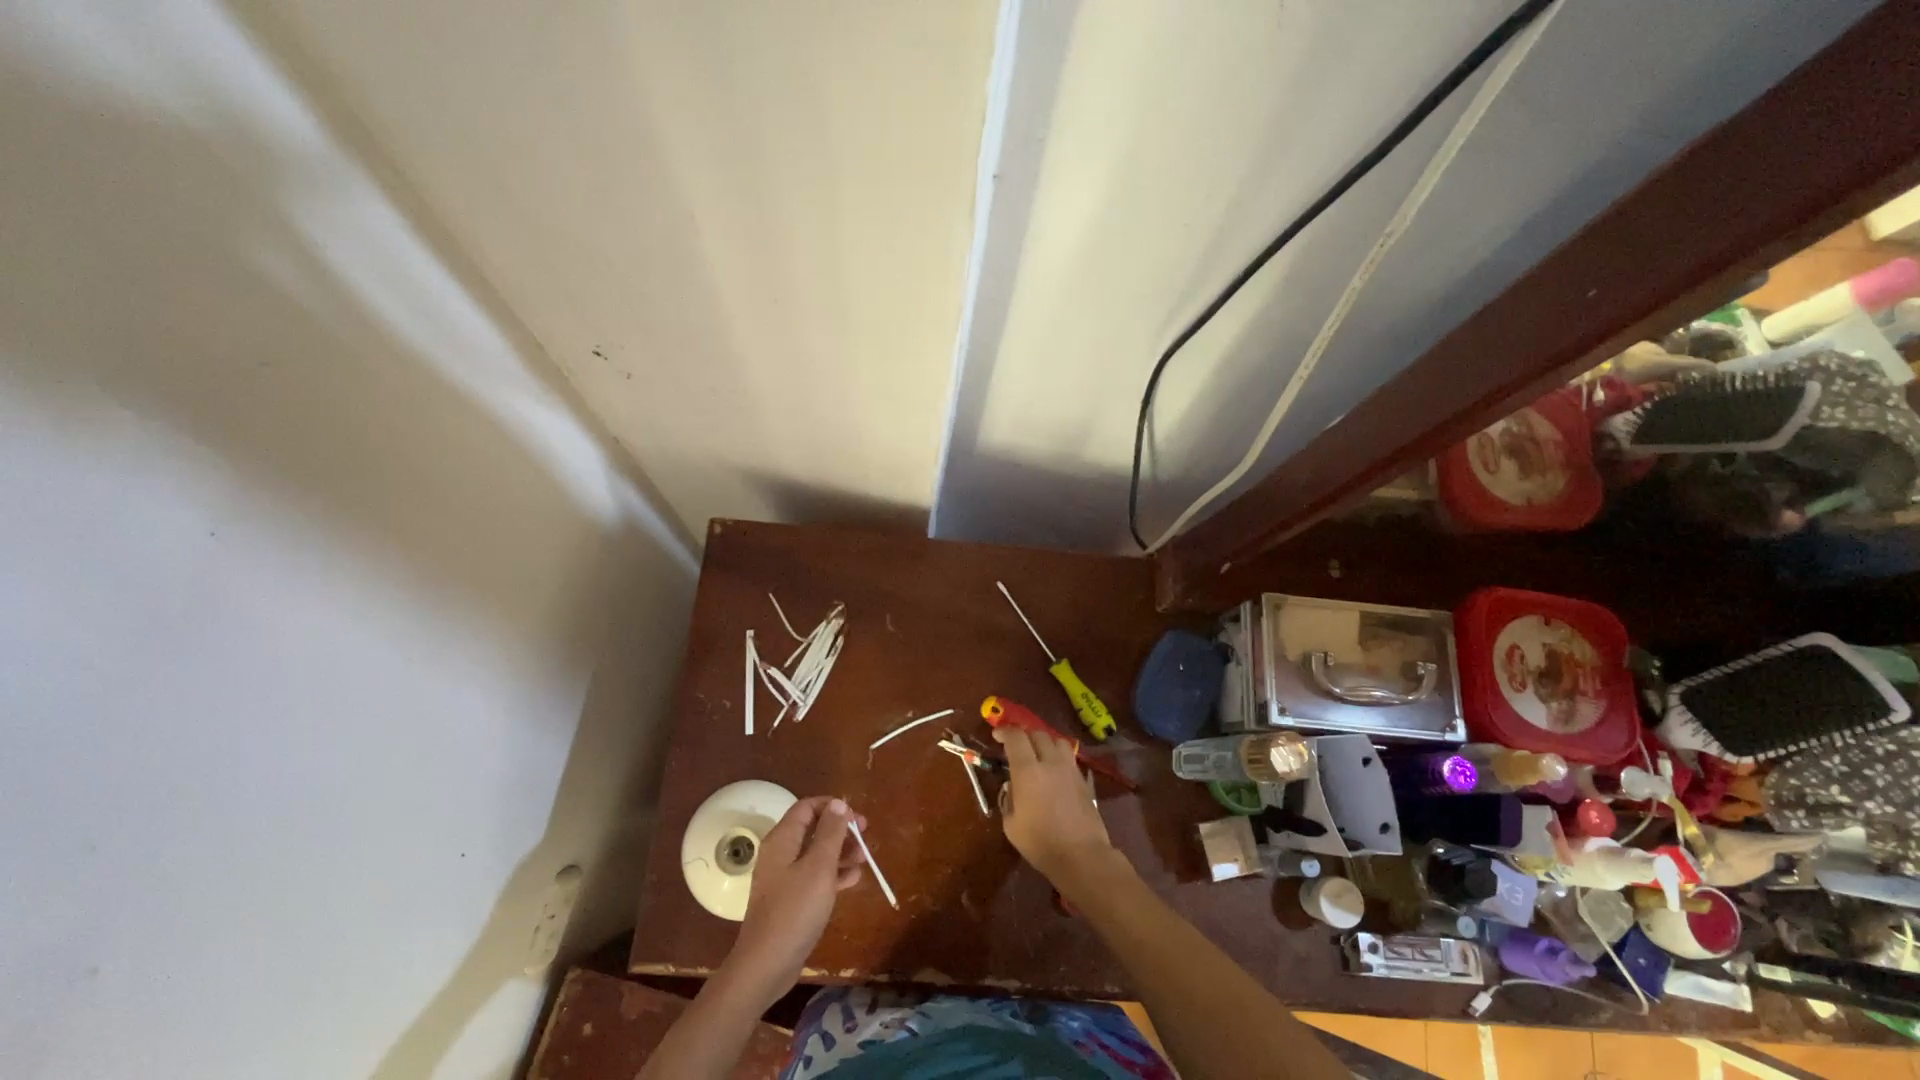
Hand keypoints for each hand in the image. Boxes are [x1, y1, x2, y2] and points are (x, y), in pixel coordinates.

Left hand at [723, 796, 866, 1006]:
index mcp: (782, 840)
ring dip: (840, 852)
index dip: (832, 807)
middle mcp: (780, 854)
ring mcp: (784, 879)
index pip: (806, 808)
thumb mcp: (818, 867)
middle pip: (812, 830)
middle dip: (840, 830)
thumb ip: (830, 833)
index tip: (857, 817)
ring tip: (865, 859)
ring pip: (816, 854)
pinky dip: (833, 875)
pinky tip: (853, 880)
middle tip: (866, 837)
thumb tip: (838, 803)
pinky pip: (814, 877)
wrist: (768, 963)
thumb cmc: (795, 910)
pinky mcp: (791, 900)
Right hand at [992, 726, 1117, 883]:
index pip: (1016, 737)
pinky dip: (1058, 755)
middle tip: (1015, 744)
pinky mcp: (1083, 779)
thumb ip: (1009, 798)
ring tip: (1037, 752)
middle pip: (1037, 733)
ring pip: (1057, 740)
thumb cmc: (1040, 843)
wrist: (1080, 855)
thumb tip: (1014, 786)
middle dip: (1023, 734)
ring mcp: (1070, 769)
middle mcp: (1050, 762)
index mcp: (1027, 771)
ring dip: (1044, 741)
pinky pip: (1069, 757)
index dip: (1005, 731)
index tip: (997, 735)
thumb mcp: (1011, 824)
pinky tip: (1054, 769)